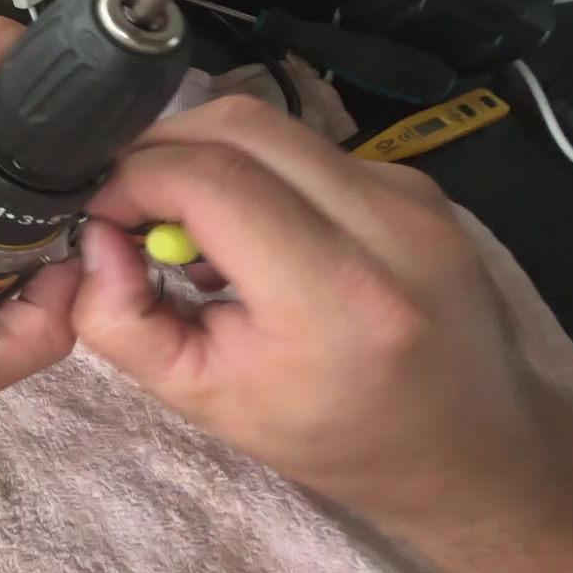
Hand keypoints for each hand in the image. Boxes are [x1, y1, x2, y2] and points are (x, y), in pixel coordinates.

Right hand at [72, 96, 558, 528]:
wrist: (477, 449)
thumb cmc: (328, 433)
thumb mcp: (197, 397)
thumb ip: (120, 319)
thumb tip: (95, 236)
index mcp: (337, 300)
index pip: (208, 180)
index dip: (131, 180)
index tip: (102, 215)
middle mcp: (389, 227)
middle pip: (234, 125)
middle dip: (155, 147)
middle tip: (128, 200)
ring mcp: (410, 194)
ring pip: (262, 122)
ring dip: (195, 153)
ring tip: (182, 216)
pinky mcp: (410, 180)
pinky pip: (293, 142)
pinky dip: (240, 165)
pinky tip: (240, 223)